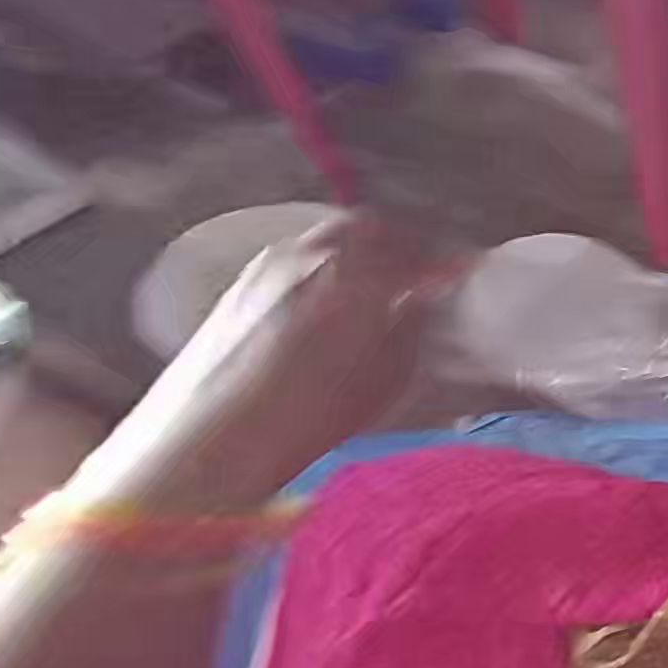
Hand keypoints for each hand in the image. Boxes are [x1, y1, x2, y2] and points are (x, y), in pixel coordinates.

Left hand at [70, 216, 459, 507]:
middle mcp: (310, 258)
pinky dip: (330, 260)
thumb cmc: (310, 418)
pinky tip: (335, 295)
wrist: (205, 441)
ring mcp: (270, 265)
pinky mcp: (243, 281)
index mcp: (356, 281)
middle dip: (404, 242)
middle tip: (422, 270)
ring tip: (382, 281)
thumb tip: (423, 298)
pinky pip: (300, 251)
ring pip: (331, 234)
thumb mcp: (384, 379)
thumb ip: (410, 328)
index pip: (416, 252)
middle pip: (370, 226)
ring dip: (365, 248)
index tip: (462, 270)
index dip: (445, 258)